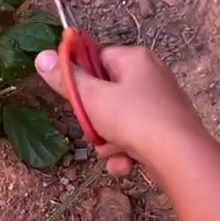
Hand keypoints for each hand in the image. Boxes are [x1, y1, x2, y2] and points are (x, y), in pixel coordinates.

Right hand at [34, 46, 211, 178]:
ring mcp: (158, 104)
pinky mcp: (163, 130)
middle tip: (96, 130)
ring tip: (116, 150)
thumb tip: (41, 56)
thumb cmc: (135, 119)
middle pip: (104, 95)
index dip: (81, 80)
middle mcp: (149, 76)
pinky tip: (128, 164)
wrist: (178, 156)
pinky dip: (125, 154)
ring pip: (115, 122)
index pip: (96, 58)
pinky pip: (132, 139)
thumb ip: (67, 80)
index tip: (74, 99)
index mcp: (134, 59)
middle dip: (95, 122)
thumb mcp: (92, 99)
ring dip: (108, 143)